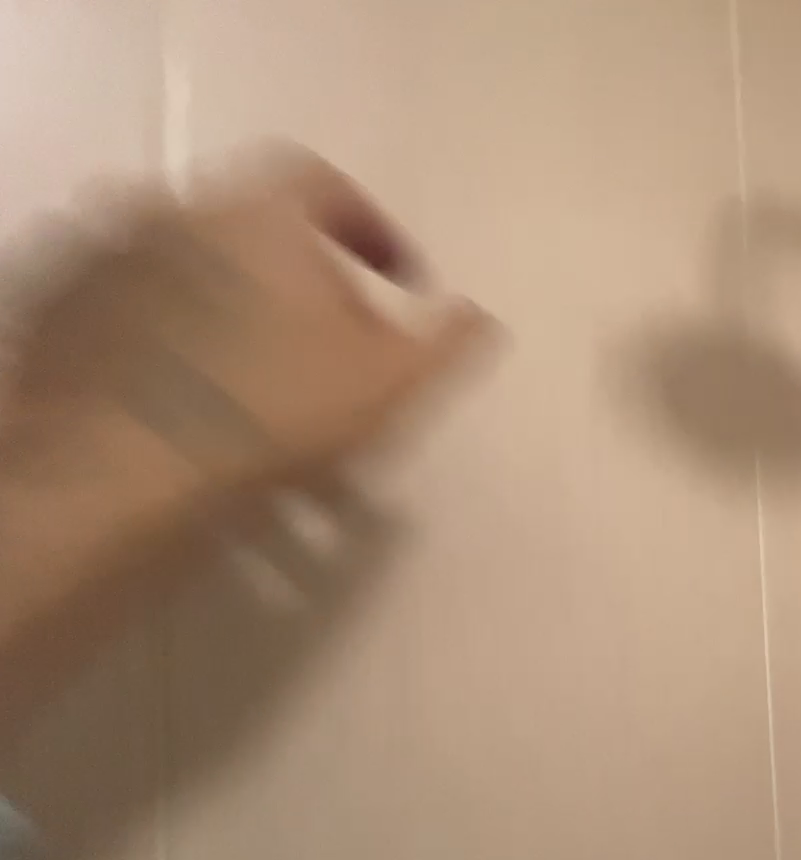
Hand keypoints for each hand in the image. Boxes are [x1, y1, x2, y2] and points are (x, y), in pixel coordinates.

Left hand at [0, 142, 493, 498]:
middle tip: (339, 336)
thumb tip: (480, 314)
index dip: (373, 226)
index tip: (402, 281)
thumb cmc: (282, 408)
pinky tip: (203, 382)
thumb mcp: (401, 379)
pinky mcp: (52, 303)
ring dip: (242, 297)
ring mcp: (98, 254)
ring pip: (195, 259)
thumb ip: (453, 338)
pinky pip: (136, 294)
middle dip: (308, 274)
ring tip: (270, 367)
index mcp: (259, 217)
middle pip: (258, 224)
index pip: (322, 183)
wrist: (120, 468)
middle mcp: (169, 211)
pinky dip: (178, 322)